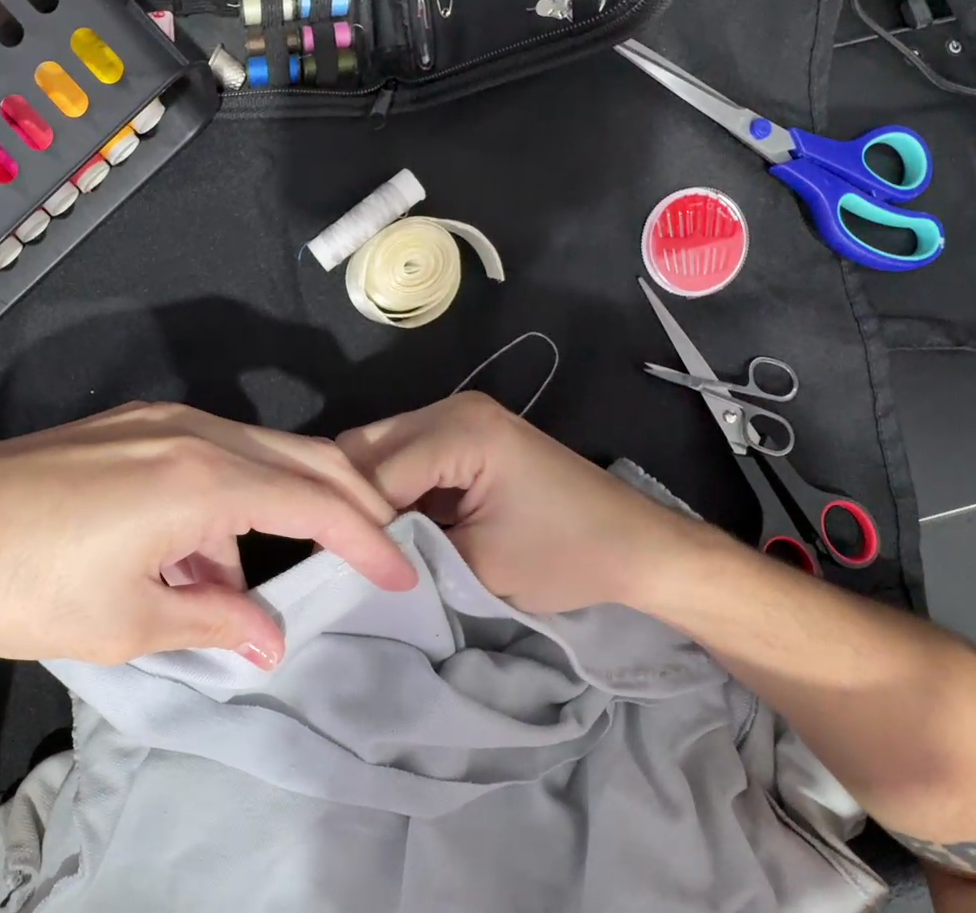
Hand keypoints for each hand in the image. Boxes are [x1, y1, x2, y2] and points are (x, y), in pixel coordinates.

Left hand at [0, 402, 415, 669]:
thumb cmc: (27, 589)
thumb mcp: (130, 622)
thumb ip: (216, 622)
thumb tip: (269, 638)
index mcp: (200, 478)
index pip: (314, 502)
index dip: (367, 539)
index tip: (401, 574)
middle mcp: (189, 431)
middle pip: (300, 456)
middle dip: (348, 502)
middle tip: (375, 550)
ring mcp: (155, 419)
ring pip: (254, 451)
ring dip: (274, 504)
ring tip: (238, 580)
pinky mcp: (127, 426)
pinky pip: (206, 451)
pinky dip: (226, 494)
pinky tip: (193, 547)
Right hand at [336, 392, 733, 611]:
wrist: (638, 546)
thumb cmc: (567, 556)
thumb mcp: (477, 567)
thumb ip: (409, 553)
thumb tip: (356, 553)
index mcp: (461, 430)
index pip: (375, 473)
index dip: (353, 521)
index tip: (337, 565)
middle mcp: (453, 408)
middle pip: (366, 447)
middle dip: (351, 499)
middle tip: (343, 550)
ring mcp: (459, 416)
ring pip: (379, 449)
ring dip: (369, 493)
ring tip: (365, 540)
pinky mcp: (466, 434)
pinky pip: (405, 455)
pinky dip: (392, 489)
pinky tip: (393, 525)